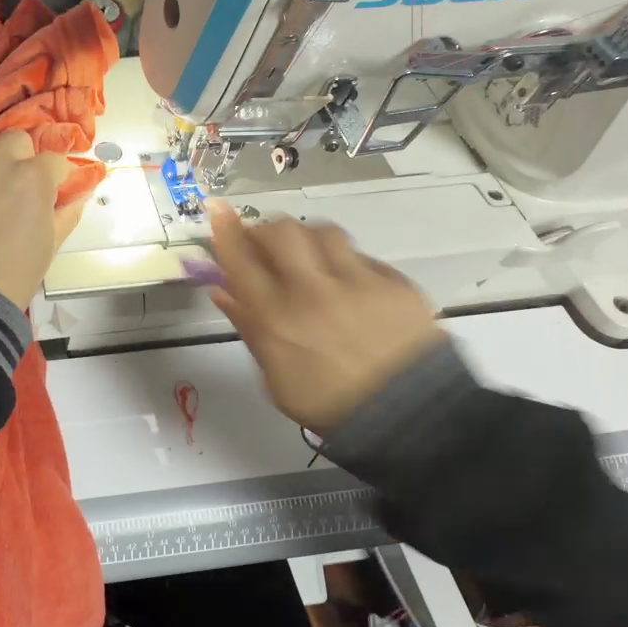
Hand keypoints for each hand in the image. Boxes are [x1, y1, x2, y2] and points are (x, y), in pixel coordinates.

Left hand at [0, 130, 86, 308]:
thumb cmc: (15, 275)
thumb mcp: (50, 245)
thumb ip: (66, 213)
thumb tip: (76, 197)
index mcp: (29, 177)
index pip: (54, 160)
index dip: (58, 175)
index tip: (57, 189)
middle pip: (13, 140)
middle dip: (21, 157)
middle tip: (19, 187)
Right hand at [207, 201, 443, 433]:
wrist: (409, 417)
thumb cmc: (329, 403)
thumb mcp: (275, 376)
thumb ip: (249, 327)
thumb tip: (223, 289)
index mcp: (276, 318)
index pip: (241, 259)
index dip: (226, 229)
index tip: (218, 209)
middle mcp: (312, 292)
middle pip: (281, 230)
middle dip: (268, 229)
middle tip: (267, 242)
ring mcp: (357, 283)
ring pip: (323, 232)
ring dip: (308, 239)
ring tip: (310, 257)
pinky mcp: (394, 283)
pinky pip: (362, 256)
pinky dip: (347, 263)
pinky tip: (350, 285)